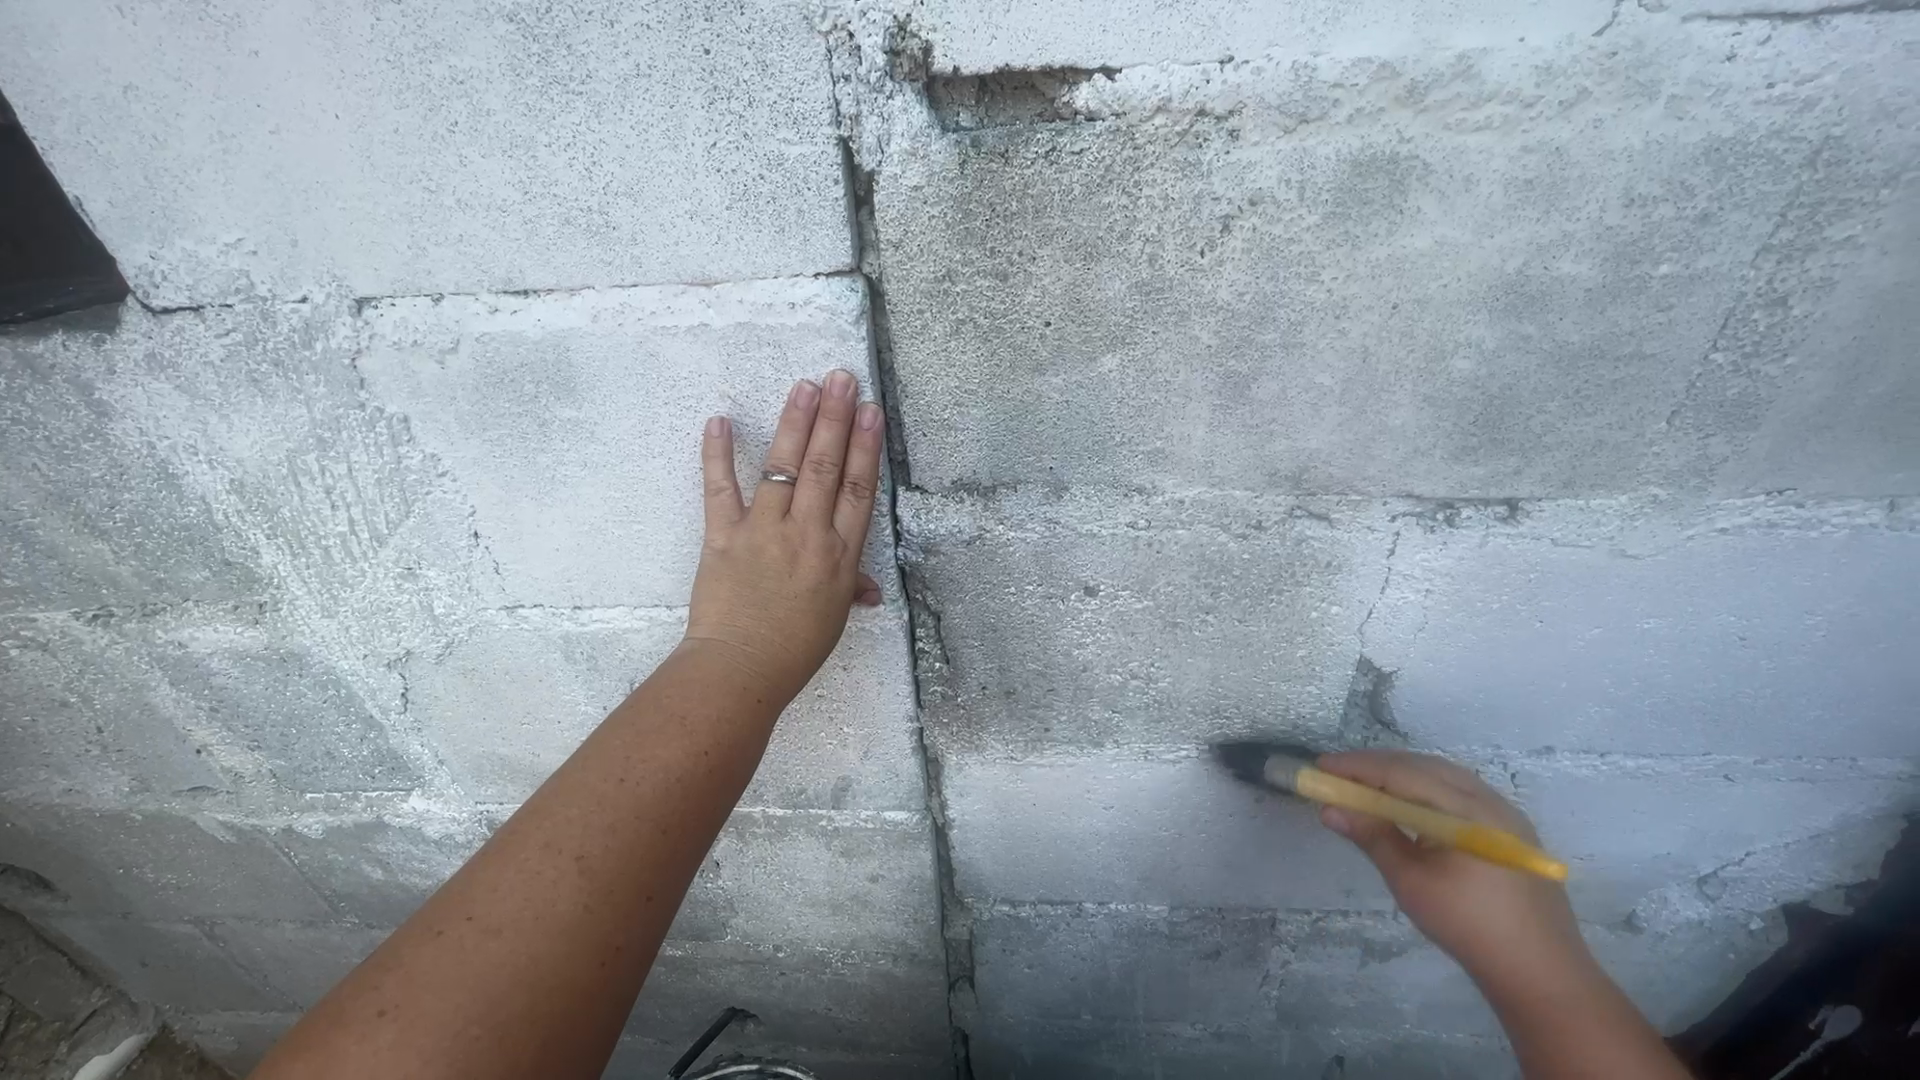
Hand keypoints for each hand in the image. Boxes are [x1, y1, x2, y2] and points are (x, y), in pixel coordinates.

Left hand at [682, 370, 884, 705]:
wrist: (741, 670)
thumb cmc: (794, 649)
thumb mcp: (833, 618)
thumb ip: (850, 587)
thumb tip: (869, 588)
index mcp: (839, 554)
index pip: (859, 489)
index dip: (865, 446)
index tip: (869, 411)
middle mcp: (807, 534)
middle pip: (826, 466)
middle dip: (835, 418)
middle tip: (841, 378)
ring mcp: (765, 532)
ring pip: (784, 468)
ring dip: (794, 423)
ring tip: (804, 386)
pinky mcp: (723, 536)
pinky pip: (720, 488)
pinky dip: (717, 454)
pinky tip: (719, 420)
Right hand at [1316, 749, 1588, 986]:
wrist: (1541, 972)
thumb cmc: (1468, 925)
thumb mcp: (1410, 881)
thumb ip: (1372, 836)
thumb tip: (1328, 809)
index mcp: (1468, 811)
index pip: (1402, 773)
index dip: (1358, 766)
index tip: (1321, 766)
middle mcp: (1490, 801)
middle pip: (1423, 766)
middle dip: (1377, 765)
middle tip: (1338, 774)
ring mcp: (1506, 813)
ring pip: (1444, 775)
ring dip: (1402, 773)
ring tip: (1366, 784)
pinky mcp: (1510, 829)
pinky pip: (1460, 791)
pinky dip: (1425, 787)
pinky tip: (1408, 803)